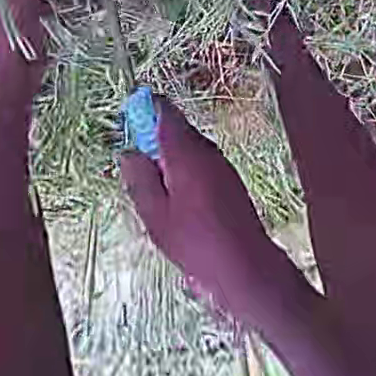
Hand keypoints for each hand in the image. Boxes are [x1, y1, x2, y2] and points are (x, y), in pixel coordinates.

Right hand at [119, 97, 311, 327]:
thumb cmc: (196, 242)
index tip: (128, 121)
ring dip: (169, 157)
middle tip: (138, 168)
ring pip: (189, 146)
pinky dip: (185, 170)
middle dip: (154, 139)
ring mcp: (221, 163)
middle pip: (176, 128)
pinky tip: (180, 203)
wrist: (247, 266)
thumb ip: (139, 178)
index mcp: (186, 151)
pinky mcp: (230, 179)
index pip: (164, 111)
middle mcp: (207, 149)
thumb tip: (128, 152)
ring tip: (157, 193)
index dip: (143, 108)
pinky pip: (201, 162)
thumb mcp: (155, 214)